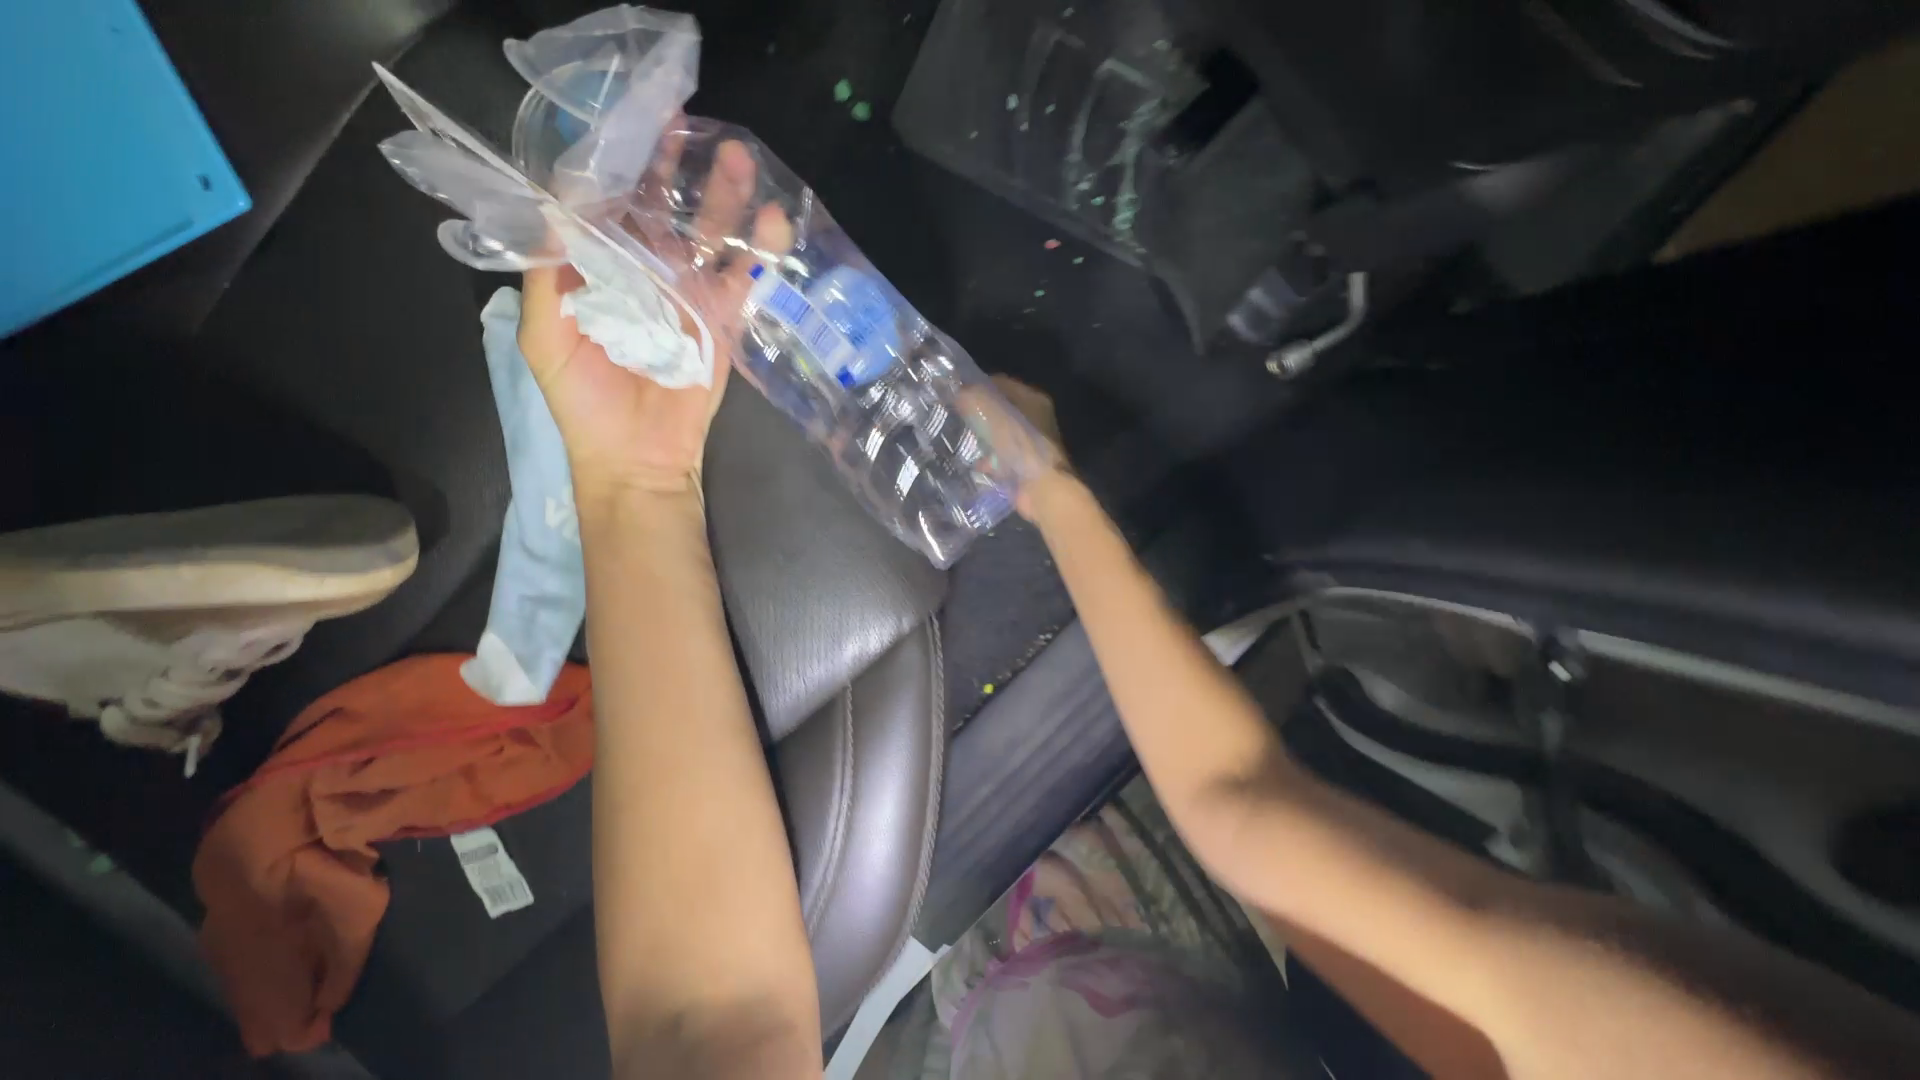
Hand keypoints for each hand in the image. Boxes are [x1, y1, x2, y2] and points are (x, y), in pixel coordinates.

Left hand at [518, 138, 792, 498]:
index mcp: (602, 272)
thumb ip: (550, 275)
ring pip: (709, 234)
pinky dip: (760, 250)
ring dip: (724, 196)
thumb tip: (556, 208)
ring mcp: (690, 296)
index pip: (610, 207)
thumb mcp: (546, 336)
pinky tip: (772, 219)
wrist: (635, 458)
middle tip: (685, 123)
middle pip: (664, 209)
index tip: (626, 128)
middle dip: (675, 166)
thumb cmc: (583, 400)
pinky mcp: (724, 321)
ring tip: (737, 157)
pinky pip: (745, 279)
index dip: (618, 167)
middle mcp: (648, 274)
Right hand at [962, 375, 1070, 520]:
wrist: (1043, 489)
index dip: (977, 385)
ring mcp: (1031, 444)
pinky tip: (973, 463)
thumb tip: (959, 392)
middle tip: (954, 415)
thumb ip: (975, 399)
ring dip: (981, 437)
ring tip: (958, 438)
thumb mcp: (994, 415)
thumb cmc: (1021, 446)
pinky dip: (988, 460)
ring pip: (999, 434)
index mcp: (1032, 400)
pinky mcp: (1025, 465)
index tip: (956, 392)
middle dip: (977, 413)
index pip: (1000, 383)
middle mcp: (1034, 419)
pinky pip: (1001, 458)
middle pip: (1000, 409)